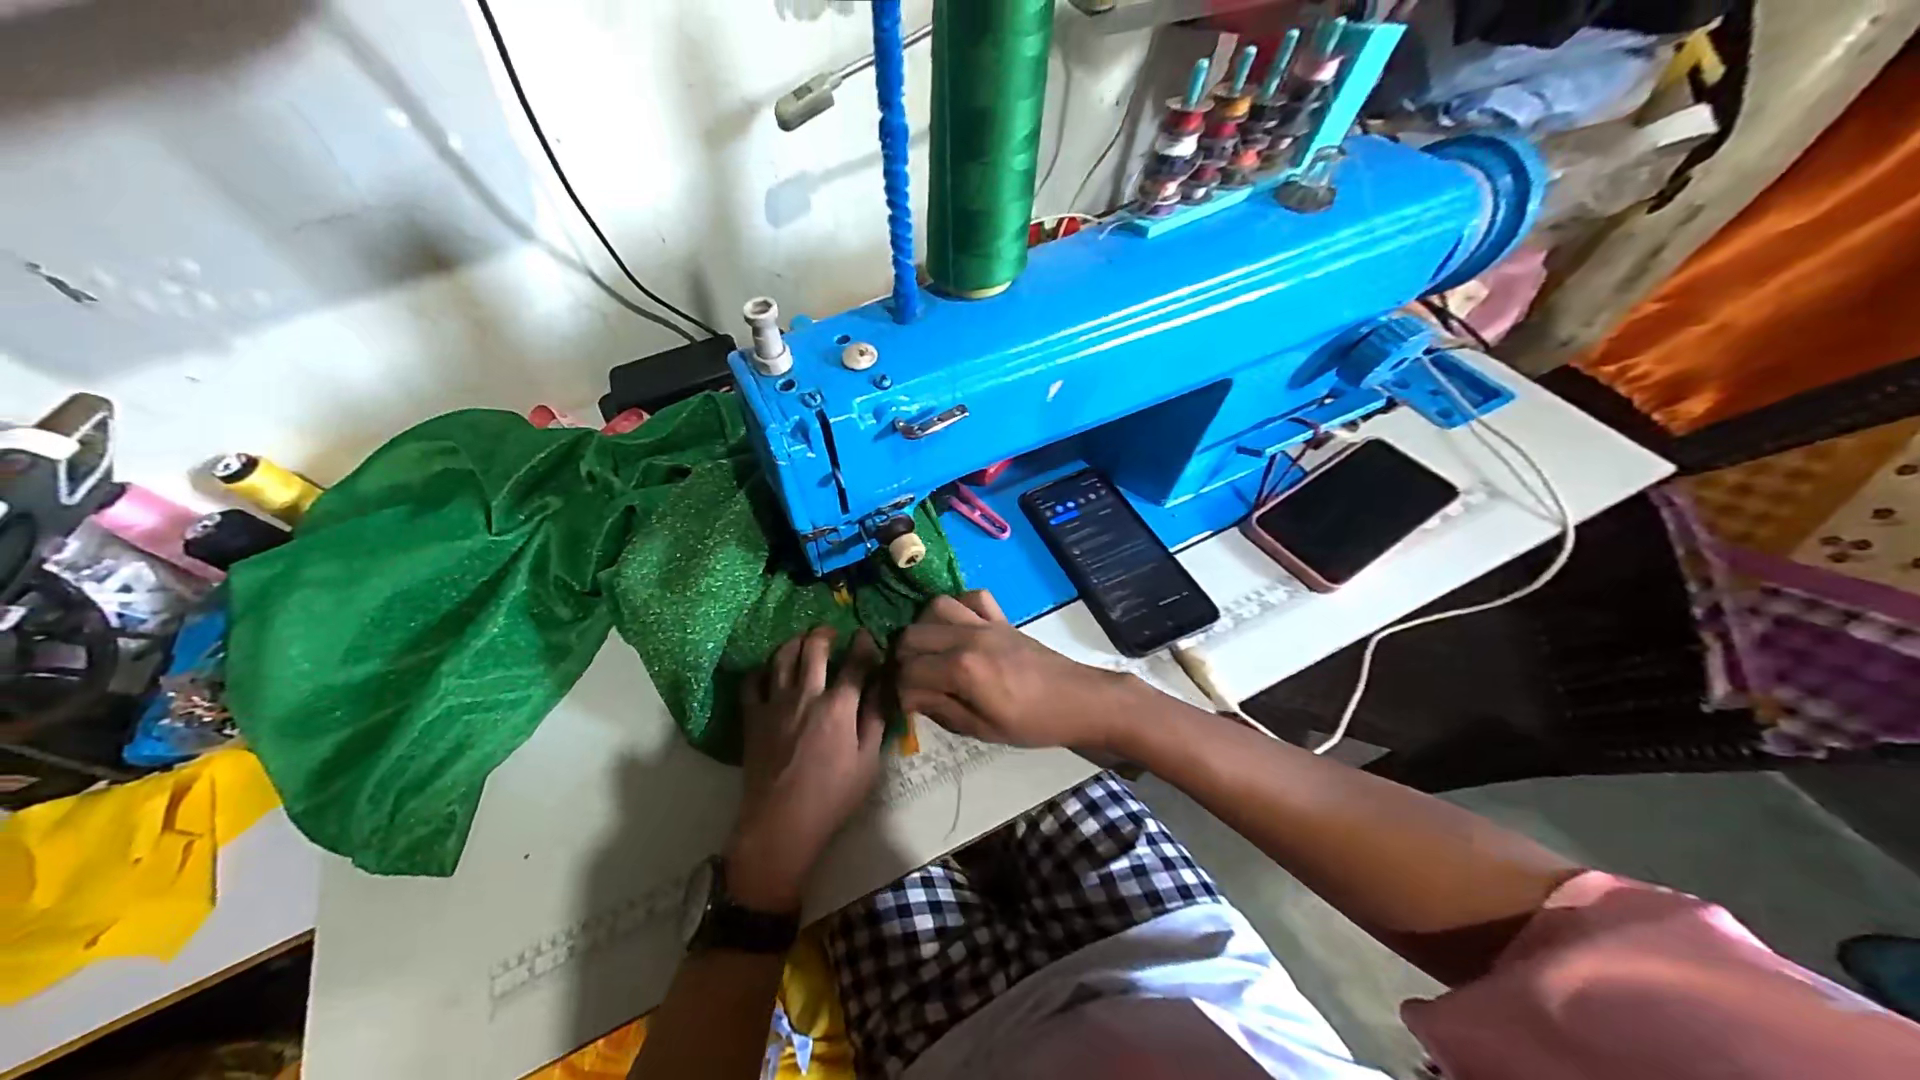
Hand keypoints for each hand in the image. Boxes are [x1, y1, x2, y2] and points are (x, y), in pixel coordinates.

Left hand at [726, 627, 886, 912]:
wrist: (781, 824)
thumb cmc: (833, 797)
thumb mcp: (868, 761)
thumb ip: (876, 719)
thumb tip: (883, 687)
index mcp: (839, 706)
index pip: (855, 662)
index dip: (863, 644)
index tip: (866, 635)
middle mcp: (806, 695)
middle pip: (814, 648)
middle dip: (825, 633)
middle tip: (831, 632)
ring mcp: (775, 703)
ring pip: (782, 657)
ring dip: (795, 642)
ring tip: (803, 641)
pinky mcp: (752, 717)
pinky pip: (752, 682)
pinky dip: (762, 670)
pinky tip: (770, 671)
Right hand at [896, 591, 1141, 753]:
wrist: (1076, 701)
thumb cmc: (1030, 723)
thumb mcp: (981, 729)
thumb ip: (941, 709)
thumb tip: (910, 697)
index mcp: (962, 670)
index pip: (909, 672)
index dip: (900, 691)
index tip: (908, 705)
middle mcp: (967, 637)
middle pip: (912, 635)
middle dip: (904, 659)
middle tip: (915, 680)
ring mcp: (985, 623)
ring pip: (935, 607)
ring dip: (924, 628)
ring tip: (931, 651)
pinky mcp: (1001, 618)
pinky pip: (972, 596)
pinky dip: (959, 606)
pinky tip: (960, 628)